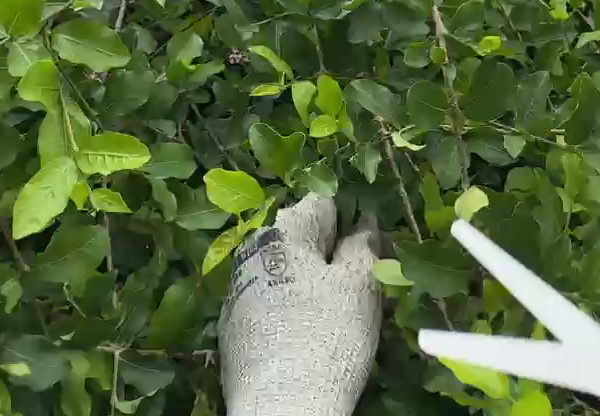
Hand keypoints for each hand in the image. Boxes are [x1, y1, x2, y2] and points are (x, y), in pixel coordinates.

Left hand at [219, 194, 380, 415]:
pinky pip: (268, 302)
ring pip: (283, 270)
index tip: (367, 253)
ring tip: (330, 316)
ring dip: (306, 283)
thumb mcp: (359, 285)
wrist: (279, 410)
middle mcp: (254, 248)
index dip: (351, 224)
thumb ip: (363, 244)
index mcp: (284, 228)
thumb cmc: (326, 337)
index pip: (325, 204)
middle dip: (328, 256)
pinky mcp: (232, 325)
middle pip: (302, 238)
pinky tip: (302, 336)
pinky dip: (285, 310)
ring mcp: (238, 288)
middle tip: (354, 289)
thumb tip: (363, 220)